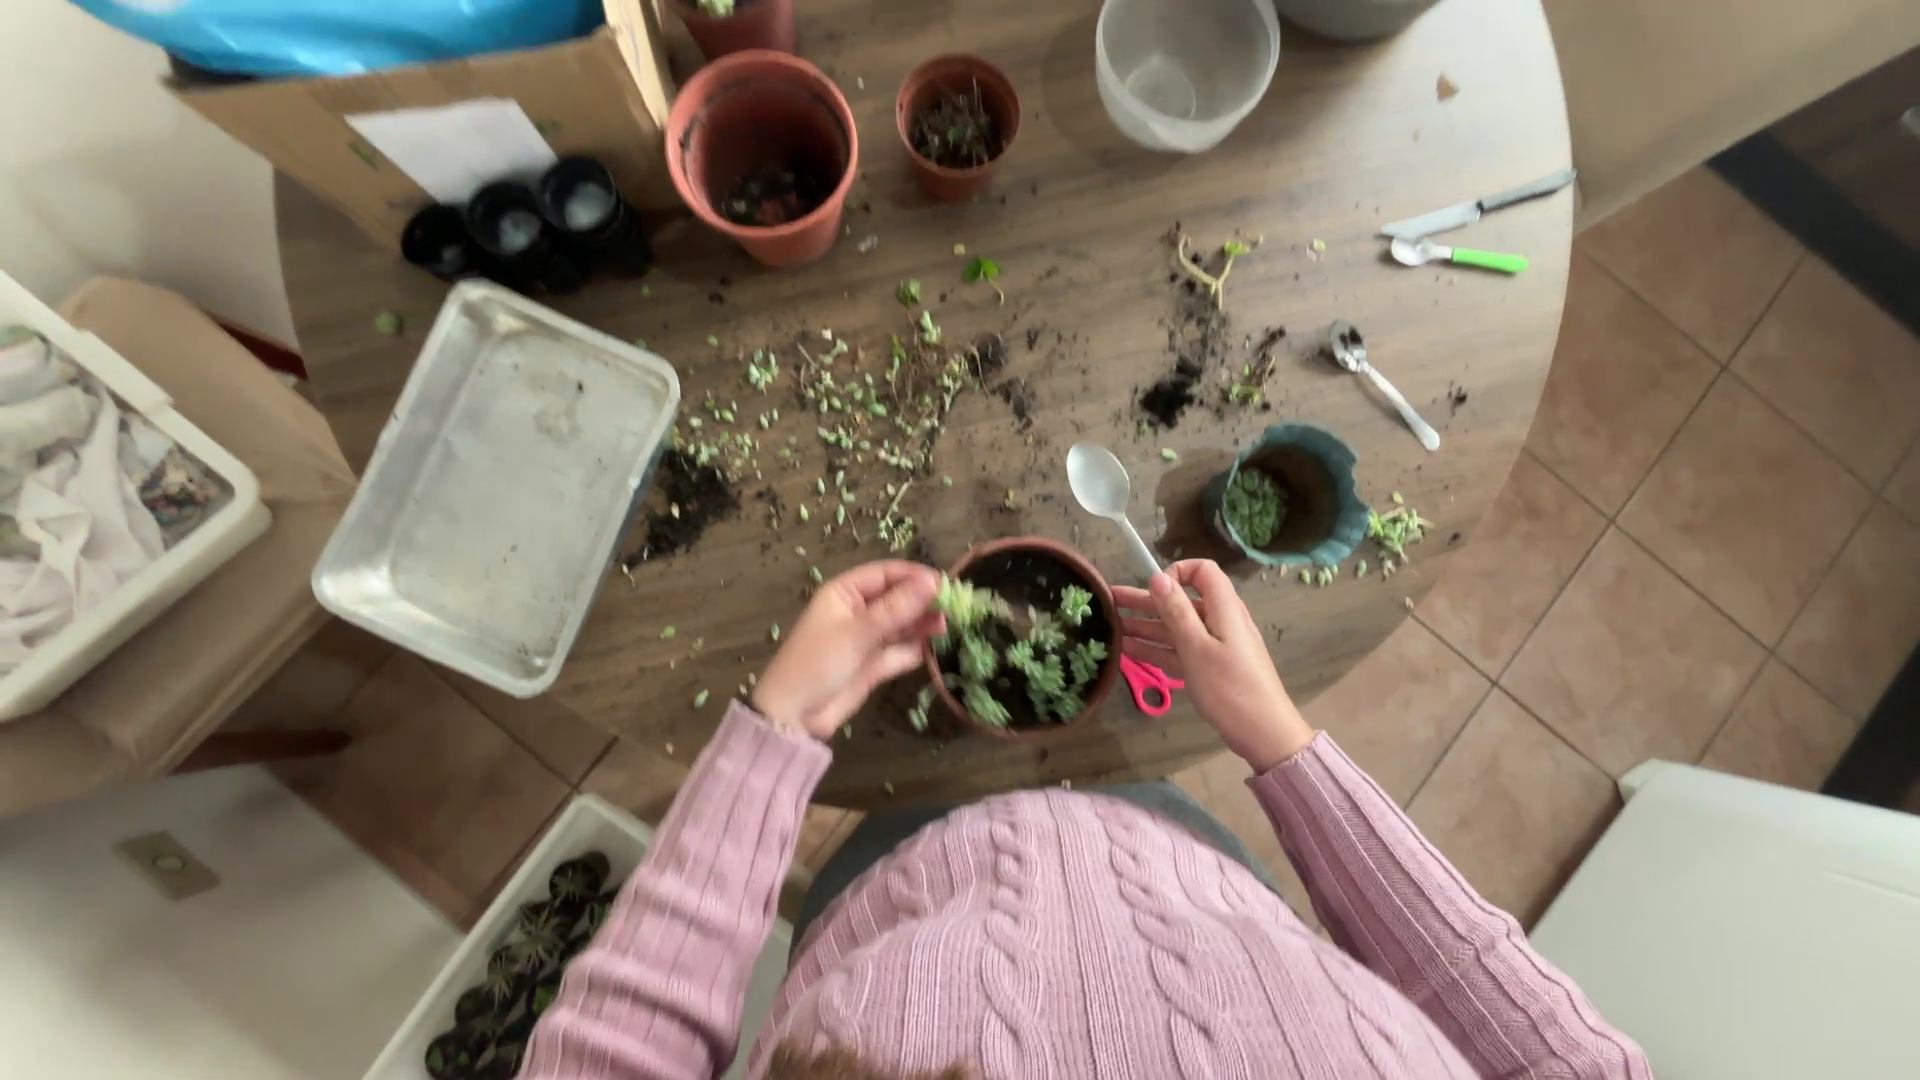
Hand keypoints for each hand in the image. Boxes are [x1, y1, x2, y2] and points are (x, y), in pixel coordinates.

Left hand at [754, 561, 944, 740]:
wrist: (794, 716)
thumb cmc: (817, 663)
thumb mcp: (857, 632)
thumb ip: (897, 609)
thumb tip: (933, 582)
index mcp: (845, 593)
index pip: (885, 574)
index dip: (914, 576)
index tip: (943, 583)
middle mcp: (858, 611)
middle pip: (897, 598)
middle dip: (922, 601)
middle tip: (952, 607)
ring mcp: (867, 639)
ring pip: (902, 625)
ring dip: (922, 625)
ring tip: (945, 626)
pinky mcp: (874, 665)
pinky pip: (900, 651)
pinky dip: (915, 650)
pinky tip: (932, 649)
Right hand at [1112, 560, 1314, 771]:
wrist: (1263, 733)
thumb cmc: (1229, 687)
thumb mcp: (1197, 648)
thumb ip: (1176, 611)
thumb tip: (1159, 577)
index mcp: (1224, 608)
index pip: (1203, 571)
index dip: (1177, 572)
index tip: (1154, 588)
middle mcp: (1219, 620)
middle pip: (1181, 601)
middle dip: (1147, 599)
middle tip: (1111, 600)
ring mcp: (1214, 645)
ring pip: (1176, 627)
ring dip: (1145, 625)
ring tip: (1112, 626)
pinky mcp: (1209, 666)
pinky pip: (1178, 649)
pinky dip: (1156, 647)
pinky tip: (1128, 649)